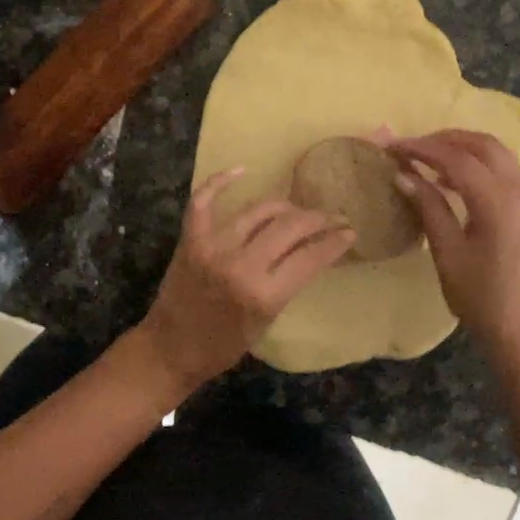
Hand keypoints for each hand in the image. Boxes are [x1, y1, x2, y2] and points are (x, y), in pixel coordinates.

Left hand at [134, 168, 355, 392]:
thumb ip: (287, 284)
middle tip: (331, 217)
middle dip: (317, 219)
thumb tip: (311, 253)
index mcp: (264, 294)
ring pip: (258, 210)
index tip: (349, 232)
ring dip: (283, 205)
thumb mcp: (267, 322)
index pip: (310, 257)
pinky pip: (204, 201)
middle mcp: (241, 265)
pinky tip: (242, 170)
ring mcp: (213, 247)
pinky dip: (221, 181)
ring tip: (297, 208)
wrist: (171, 348)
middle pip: (289, 226)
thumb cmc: (224, 345)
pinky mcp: (191, 239)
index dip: (334, 242)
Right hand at [388, 130, 519, 344]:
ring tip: (429, 157)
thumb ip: (428, 207)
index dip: (423, 148)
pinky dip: (478, 164)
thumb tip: (403, 174)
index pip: (458, 160)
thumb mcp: (447, 252)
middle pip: (484, 145)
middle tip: (412, 146)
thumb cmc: (479, 297)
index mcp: (500, 203)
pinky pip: (505, 171)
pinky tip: (453, 178)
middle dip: (446, 139)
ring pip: (498, 154)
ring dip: (464, 148)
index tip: (394, 147)